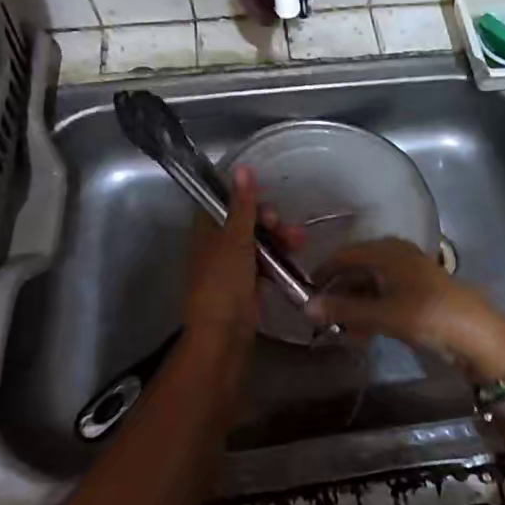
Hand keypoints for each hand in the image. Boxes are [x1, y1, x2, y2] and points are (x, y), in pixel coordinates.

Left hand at [183, 166, 299, 346]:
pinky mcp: (247, 288)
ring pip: (258, 244)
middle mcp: (216, 249)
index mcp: (206, 234)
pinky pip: (265, 266)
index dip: (244, 197)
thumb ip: (243, 206)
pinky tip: (295, 260)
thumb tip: (244, 167)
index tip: (265, 197)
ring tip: (299, 242)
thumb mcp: (236, 241)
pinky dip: (279, 261)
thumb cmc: (223, 285)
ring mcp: (231, 270)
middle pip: (244, 223)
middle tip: (284, 226)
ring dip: (279, 239)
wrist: (223, 338)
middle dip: (269, 221)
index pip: (222, 204)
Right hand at [305, 238, 504, 379]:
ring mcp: (410, 275)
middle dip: (339, 292)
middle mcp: (398, 256)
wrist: (475, 333)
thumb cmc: (426, 314)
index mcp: (389, 251)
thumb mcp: (381, 314)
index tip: (305, 292)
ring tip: (339, 330)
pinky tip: (361, 333)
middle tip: (321, 316)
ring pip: (372, 286)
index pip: (346, 254)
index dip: (324, 272)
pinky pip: (386, 298)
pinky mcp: (419, 295)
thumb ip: (343, 309)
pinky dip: (371, 312)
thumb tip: (306, 307)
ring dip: (354, 306)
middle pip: (359, 269)